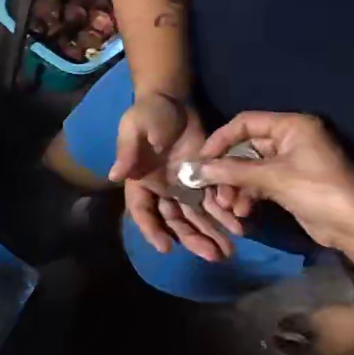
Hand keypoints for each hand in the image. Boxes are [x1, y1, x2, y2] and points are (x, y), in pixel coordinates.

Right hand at [112, 93, 232, 261]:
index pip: (142, 211)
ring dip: (211, 234)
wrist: (173, 99)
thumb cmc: (148, 113)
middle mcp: (162, 190)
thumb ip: (127, 151)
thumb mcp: (133, 128)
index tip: (166, 247)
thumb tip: (114, 175)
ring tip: (228, 251)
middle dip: (192, 238)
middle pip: (174, 221)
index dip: (152, 229)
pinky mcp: (205, 179)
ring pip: (196, 216)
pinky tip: (238, 227)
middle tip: (211, 255)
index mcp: (140, 181)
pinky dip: (225, 215)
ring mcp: (184, 186)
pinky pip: (215, 200)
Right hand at [194, 112, 353, 258]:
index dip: (220, 139)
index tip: (201, 160)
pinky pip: (260, 182)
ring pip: (250, 168)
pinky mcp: (291, 183)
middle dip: (227, 170)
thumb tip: (197, 170)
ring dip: (235, 186)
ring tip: (227, 206)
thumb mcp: (273, 178)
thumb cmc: (320, 192)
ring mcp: (292, 162)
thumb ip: (232, 171)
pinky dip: (248, 195)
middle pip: (245, 147)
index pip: (245, 123)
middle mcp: (291, 139)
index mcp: (292, 126)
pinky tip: (242, 211)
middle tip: (211, 189)